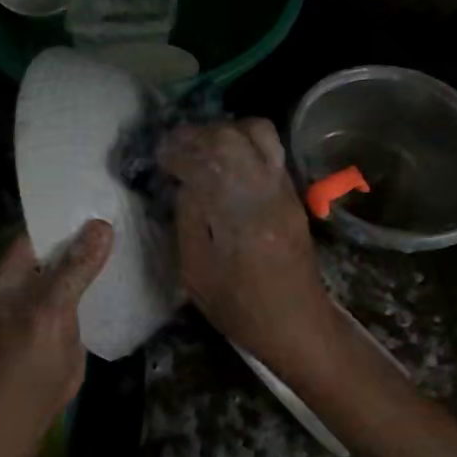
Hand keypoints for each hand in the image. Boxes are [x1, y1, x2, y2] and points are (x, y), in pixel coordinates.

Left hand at [0, 219, 114, 434]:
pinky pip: (85, 289)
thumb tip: (102, 225)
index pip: (41, 227)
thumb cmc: (28, 357)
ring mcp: (48, 297)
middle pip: (61, 245)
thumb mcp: (51, 307)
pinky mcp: (65, 315)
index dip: (68, 212)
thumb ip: (76, 267)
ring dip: (98, 255)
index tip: (101, 195)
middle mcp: (28, 277)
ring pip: (75, 267)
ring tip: (133, 228)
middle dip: (89, 232)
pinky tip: (129, 266)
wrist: (24, 410)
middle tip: (126, 208)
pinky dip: (102, 279)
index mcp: (13, 269)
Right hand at [158, 120, 334, 361]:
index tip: (160, 155)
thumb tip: (186, 184)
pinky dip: (242, 142)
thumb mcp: (197, 273)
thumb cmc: (241, 307)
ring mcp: (284, 189)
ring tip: (201, 147)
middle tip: (176, 144)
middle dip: (199, 134)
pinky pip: (269, 150)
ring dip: (224, 132)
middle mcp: (266, 192)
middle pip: (233, 137)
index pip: (206, 161)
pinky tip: (224, 160)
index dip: (178, 152)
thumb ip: (188, 221)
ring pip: (258, 134)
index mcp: (239, 215)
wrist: (297, 323)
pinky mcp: (292, 193)